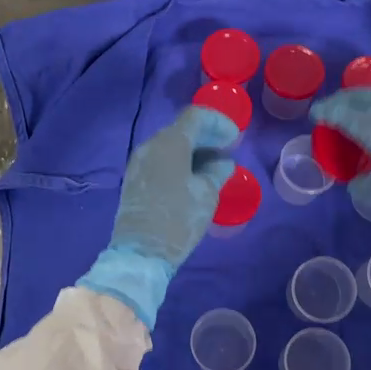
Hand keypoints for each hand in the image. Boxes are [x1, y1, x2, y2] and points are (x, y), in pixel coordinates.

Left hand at [79, 106, 239, 327]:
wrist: (141, 252)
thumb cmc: (178, 219)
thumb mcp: (206, 194)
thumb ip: (217, 172)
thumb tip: (223, 163)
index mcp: (169, 143)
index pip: (196, 117)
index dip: (219, 123)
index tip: (235, 139)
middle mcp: (150, 146)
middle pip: (181, 129)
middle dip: (207, 136)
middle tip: (228, 150)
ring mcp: (139, 162)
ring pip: (170, 145)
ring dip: (193, 150)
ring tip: (215, 165)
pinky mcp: (135, 179)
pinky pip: (161, 159)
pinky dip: (180, 161)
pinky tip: (194, 176)